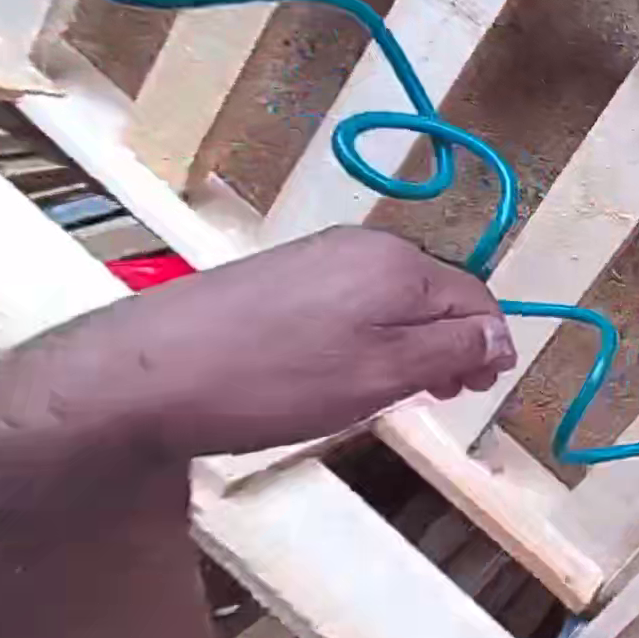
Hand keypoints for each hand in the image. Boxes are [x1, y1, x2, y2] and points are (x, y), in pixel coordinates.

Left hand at [0, 226, 516, 458]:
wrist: (137, 377)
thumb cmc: (279, 380)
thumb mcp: (383, 373)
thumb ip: (452, 349)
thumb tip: (500, 336)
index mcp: (400, 263)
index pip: (475, 297)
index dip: (490, 342)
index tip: (484, 386)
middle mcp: (366, 245)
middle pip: (437, 292)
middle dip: (453, 342)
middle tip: (447, 393)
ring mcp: (323, 254)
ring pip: (397, 296)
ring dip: (417, 339)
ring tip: (407, 385)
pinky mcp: (288, 271)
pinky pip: (358, 297)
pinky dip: (377, 331)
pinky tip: (356, 364)